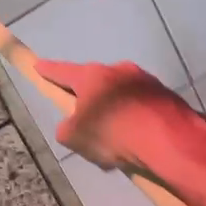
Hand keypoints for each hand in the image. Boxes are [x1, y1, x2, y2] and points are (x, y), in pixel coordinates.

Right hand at [34, 59, 201, 169]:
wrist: (168, 140)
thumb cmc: (113, 133)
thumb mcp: (74, 137)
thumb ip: (66, 127)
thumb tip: (73, 124)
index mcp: (92, 76)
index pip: (62, 71)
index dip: (48, 71)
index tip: (38, 66)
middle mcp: (118, 70)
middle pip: (95, 82)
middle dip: (87, 96)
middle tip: (83, 118)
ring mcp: (145, 80)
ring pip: (119, 94)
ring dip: (113, 109)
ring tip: (114, 137)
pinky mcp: (164, 94)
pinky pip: (139, 105)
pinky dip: (133, 118)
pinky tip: (134, 139)